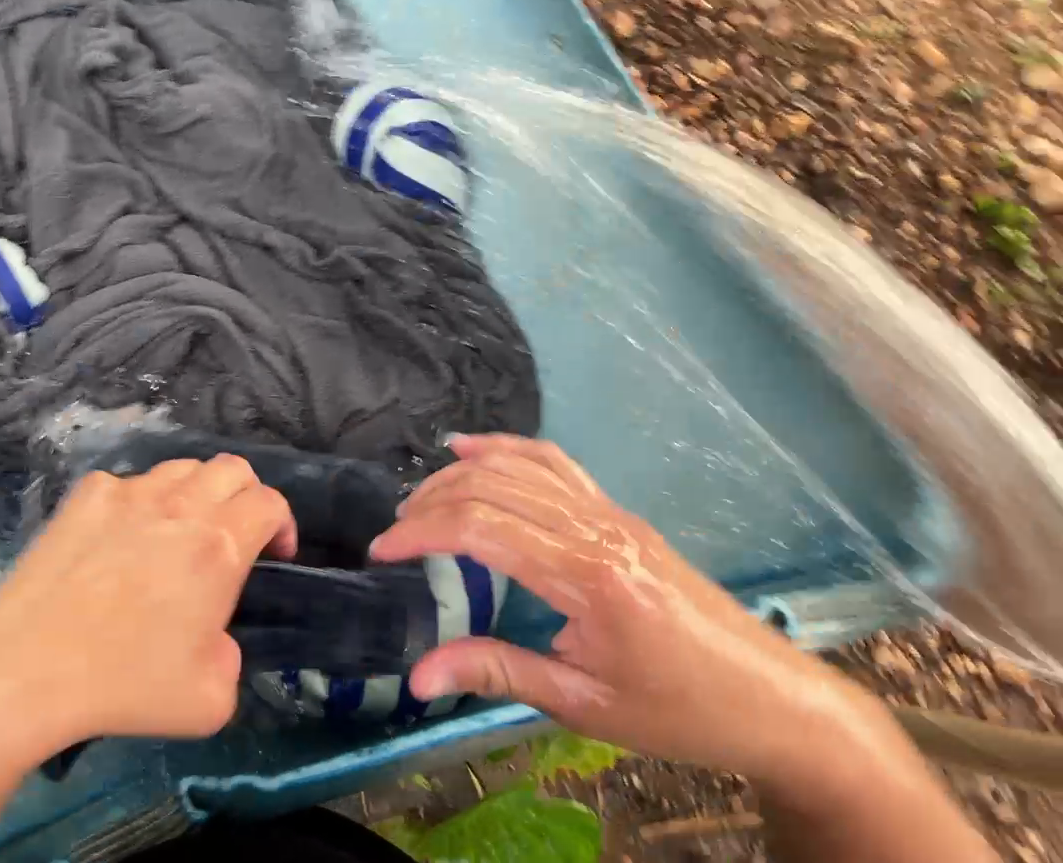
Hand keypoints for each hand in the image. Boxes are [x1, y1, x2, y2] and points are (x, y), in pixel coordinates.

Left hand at [0, 455, 295, 762]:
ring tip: (180, 532)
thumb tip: (213, 635)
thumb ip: (231, 658)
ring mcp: (125, 494)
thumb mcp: (210, 700)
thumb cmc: (124, 685)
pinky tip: (121, 538)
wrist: (27, 663)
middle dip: (246, 495)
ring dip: (196, 492)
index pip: (269, 502)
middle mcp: (177, 507)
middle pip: (231, 467)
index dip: (283, 524)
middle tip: (235, 534)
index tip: (274, 556)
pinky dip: (140, 501)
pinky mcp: (83, 496)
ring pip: (179, 467)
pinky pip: (127, 483)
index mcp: (217, 548)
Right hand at [369, 434, 908, 790]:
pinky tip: (470, 448)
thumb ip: (495, 673)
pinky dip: (505, 449)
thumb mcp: (583, 705)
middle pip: (491, 487)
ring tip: (417, 502)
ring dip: (457, 476)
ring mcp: (610, 513)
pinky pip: (552, 463)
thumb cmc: (680, 712)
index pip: (480, 528)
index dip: (420, 533)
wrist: (778, 703)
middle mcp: (597, 529)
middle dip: (429, 503)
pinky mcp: (618, 513)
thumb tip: (416, 675)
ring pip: (516, 467)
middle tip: (394, 536)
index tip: (382, 554)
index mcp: (588, 577)